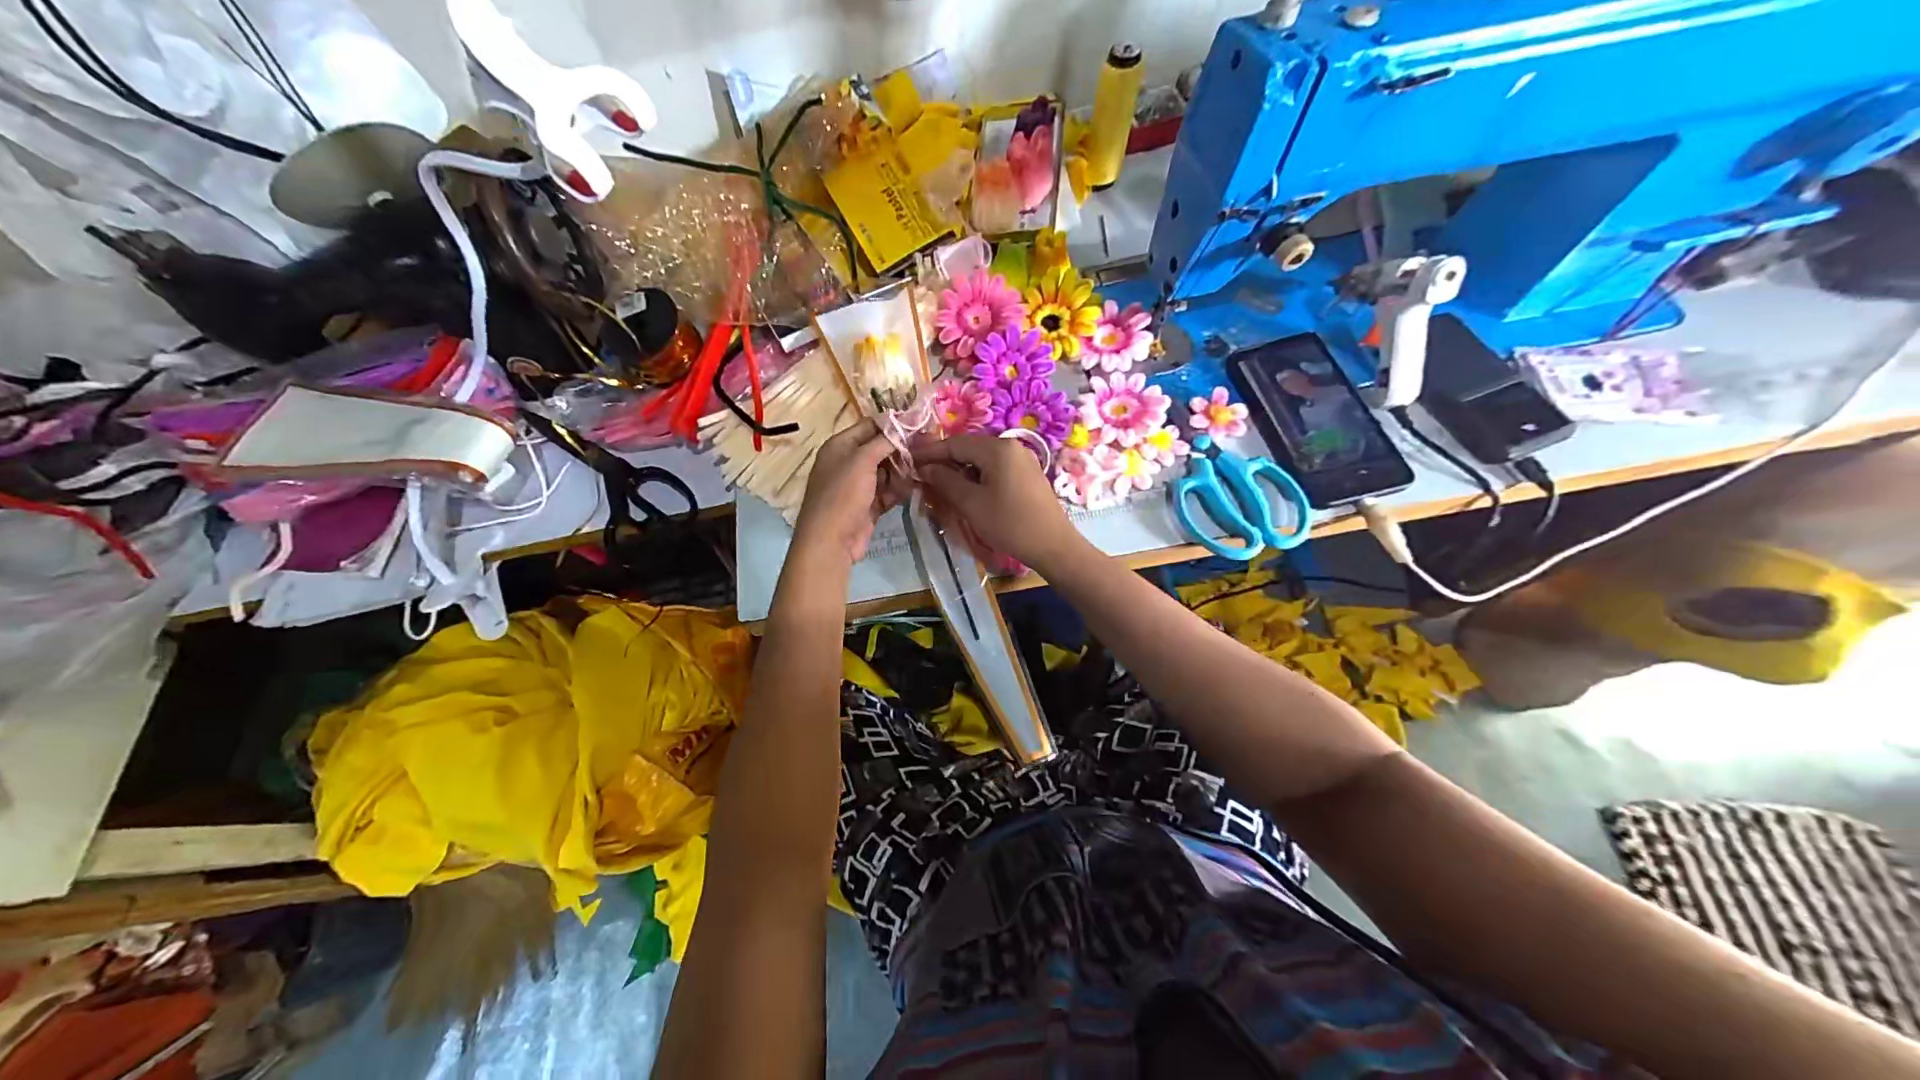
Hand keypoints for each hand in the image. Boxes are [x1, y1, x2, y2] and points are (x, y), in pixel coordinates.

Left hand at [793, 420, 910, 563]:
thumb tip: (903, 425)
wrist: (831, 541)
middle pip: (880, 449)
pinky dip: (899, 489)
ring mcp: (858, 486)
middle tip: (928, 448)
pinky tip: (915, 487)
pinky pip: (888, 491)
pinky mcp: (868, 505)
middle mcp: (848, 462)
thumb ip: (884, 441)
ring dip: (903, 470)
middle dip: (902, 449)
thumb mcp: (862, 460)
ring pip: (887, 471)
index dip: (894, 424)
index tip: (920, 425)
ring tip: (923, 469)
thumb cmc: (842, 495)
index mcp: (840, 446)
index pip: (870, 425)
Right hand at [911, 434, 1089, 575]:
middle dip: (944, 462)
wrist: (1053, 546)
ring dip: (960, 471)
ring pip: (982, 460)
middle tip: (922, 477)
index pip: (954, 443)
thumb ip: (945, 481)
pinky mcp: (1028, 475)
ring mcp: (1022, 460)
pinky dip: (977, 477)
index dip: (929, 452)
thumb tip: (925, 468)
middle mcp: (1011, 446)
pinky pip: (996, 469)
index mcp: (997, 448)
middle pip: (969, 448)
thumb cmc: (1010, 524)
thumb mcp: (971, 503)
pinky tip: (967, 493)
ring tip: (941, 488)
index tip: (908, 461)